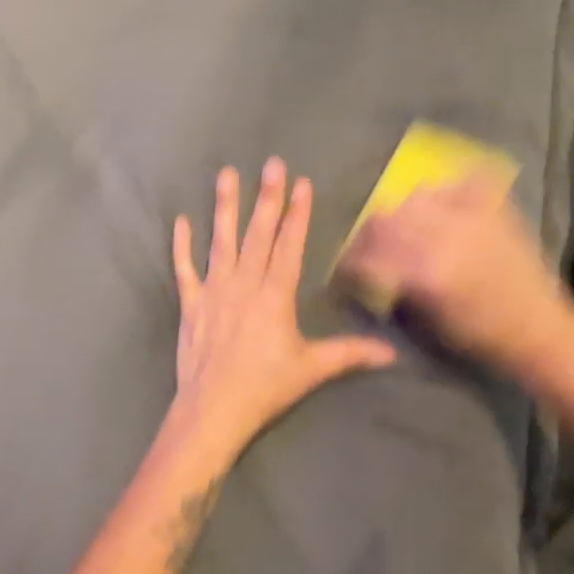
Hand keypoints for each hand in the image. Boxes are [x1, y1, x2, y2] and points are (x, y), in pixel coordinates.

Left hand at [167, 157, 397, 451]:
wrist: (213, 409)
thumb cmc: (265, 388)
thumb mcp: (312, 370)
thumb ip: (350, 354)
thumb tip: (392, 353)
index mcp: (275, 295)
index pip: (289, 245)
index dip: (297, 214)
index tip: (302, 184)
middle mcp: (244, 284)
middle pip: (258, 233)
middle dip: (267, 197)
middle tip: (272, 164)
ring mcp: (214, 291)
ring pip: (221, 241)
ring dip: (224, 207)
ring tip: (226, 174)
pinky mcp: (190, 304)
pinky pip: (184, 269)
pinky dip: (182, 246)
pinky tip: (181, 221)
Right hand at [337, 170, 573, 375]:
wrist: (537, 327)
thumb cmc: (477, 334)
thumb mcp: (426, 318)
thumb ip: (393, 286)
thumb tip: (365, 267)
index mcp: (427, 272)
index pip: (370, 252)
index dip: (351, 258)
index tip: (347, 265)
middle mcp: (446, 236)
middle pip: (386, 217)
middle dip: (370, 233)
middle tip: (370, 246)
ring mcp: (473, 216)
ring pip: (417, 195)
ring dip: (405, 211)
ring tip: (408, 227)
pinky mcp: (495, 207)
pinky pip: (461, 182)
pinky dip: (447, 192)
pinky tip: (443, 209)